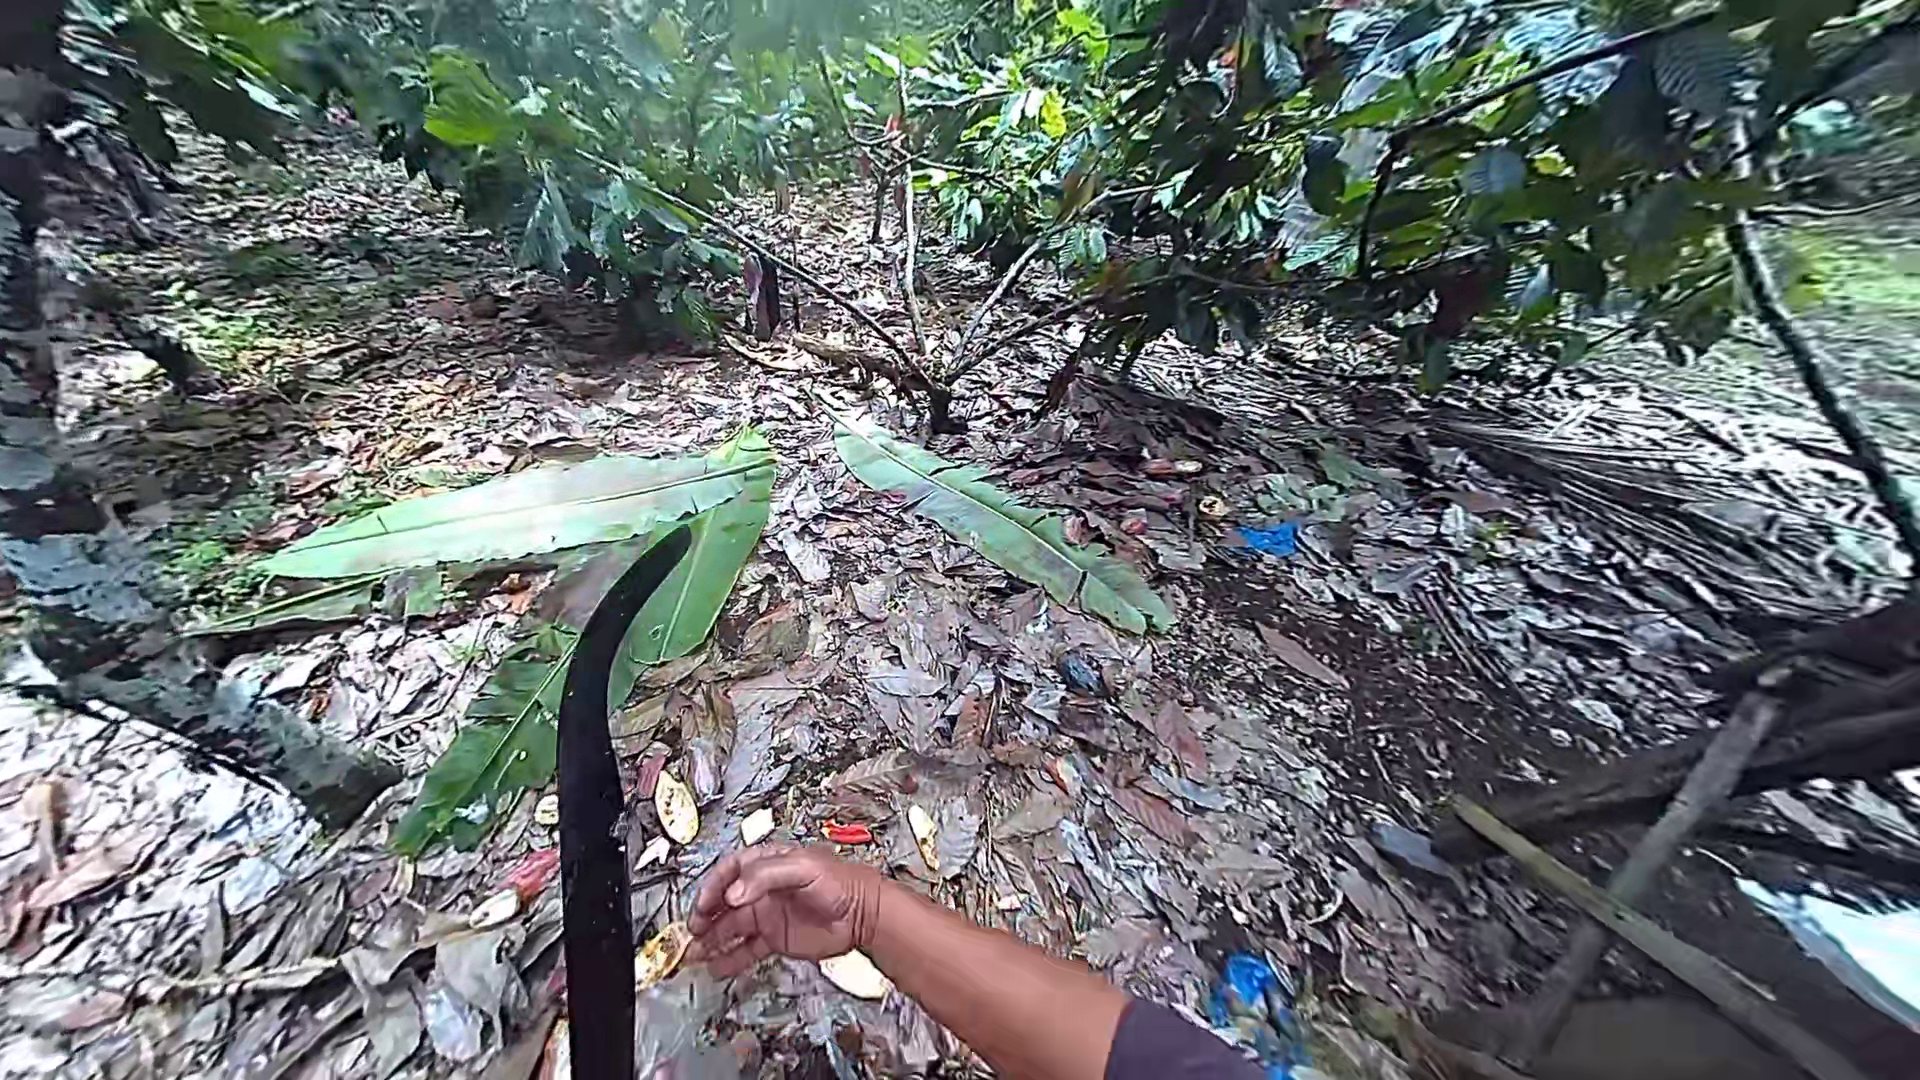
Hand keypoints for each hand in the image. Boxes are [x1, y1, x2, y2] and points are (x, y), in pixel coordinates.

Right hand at [687, 846, 883, 976]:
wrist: (862, 913)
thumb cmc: (839, 881)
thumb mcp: (804, 868)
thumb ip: (767, 875)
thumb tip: (734, 892)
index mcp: (772, 862)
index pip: (734, 868)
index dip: (716, 884)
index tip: (705, 902)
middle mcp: (766, 888)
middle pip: (727, 899)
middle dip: (707, 914)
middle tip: (694, 931)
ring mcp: (769, 913)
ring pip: (732, 925)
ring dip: (712, 938)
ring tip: (695, 953)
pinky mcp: (775, 937)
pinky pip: (746, 947)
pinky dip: (729, 958)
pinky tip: (716, 967)